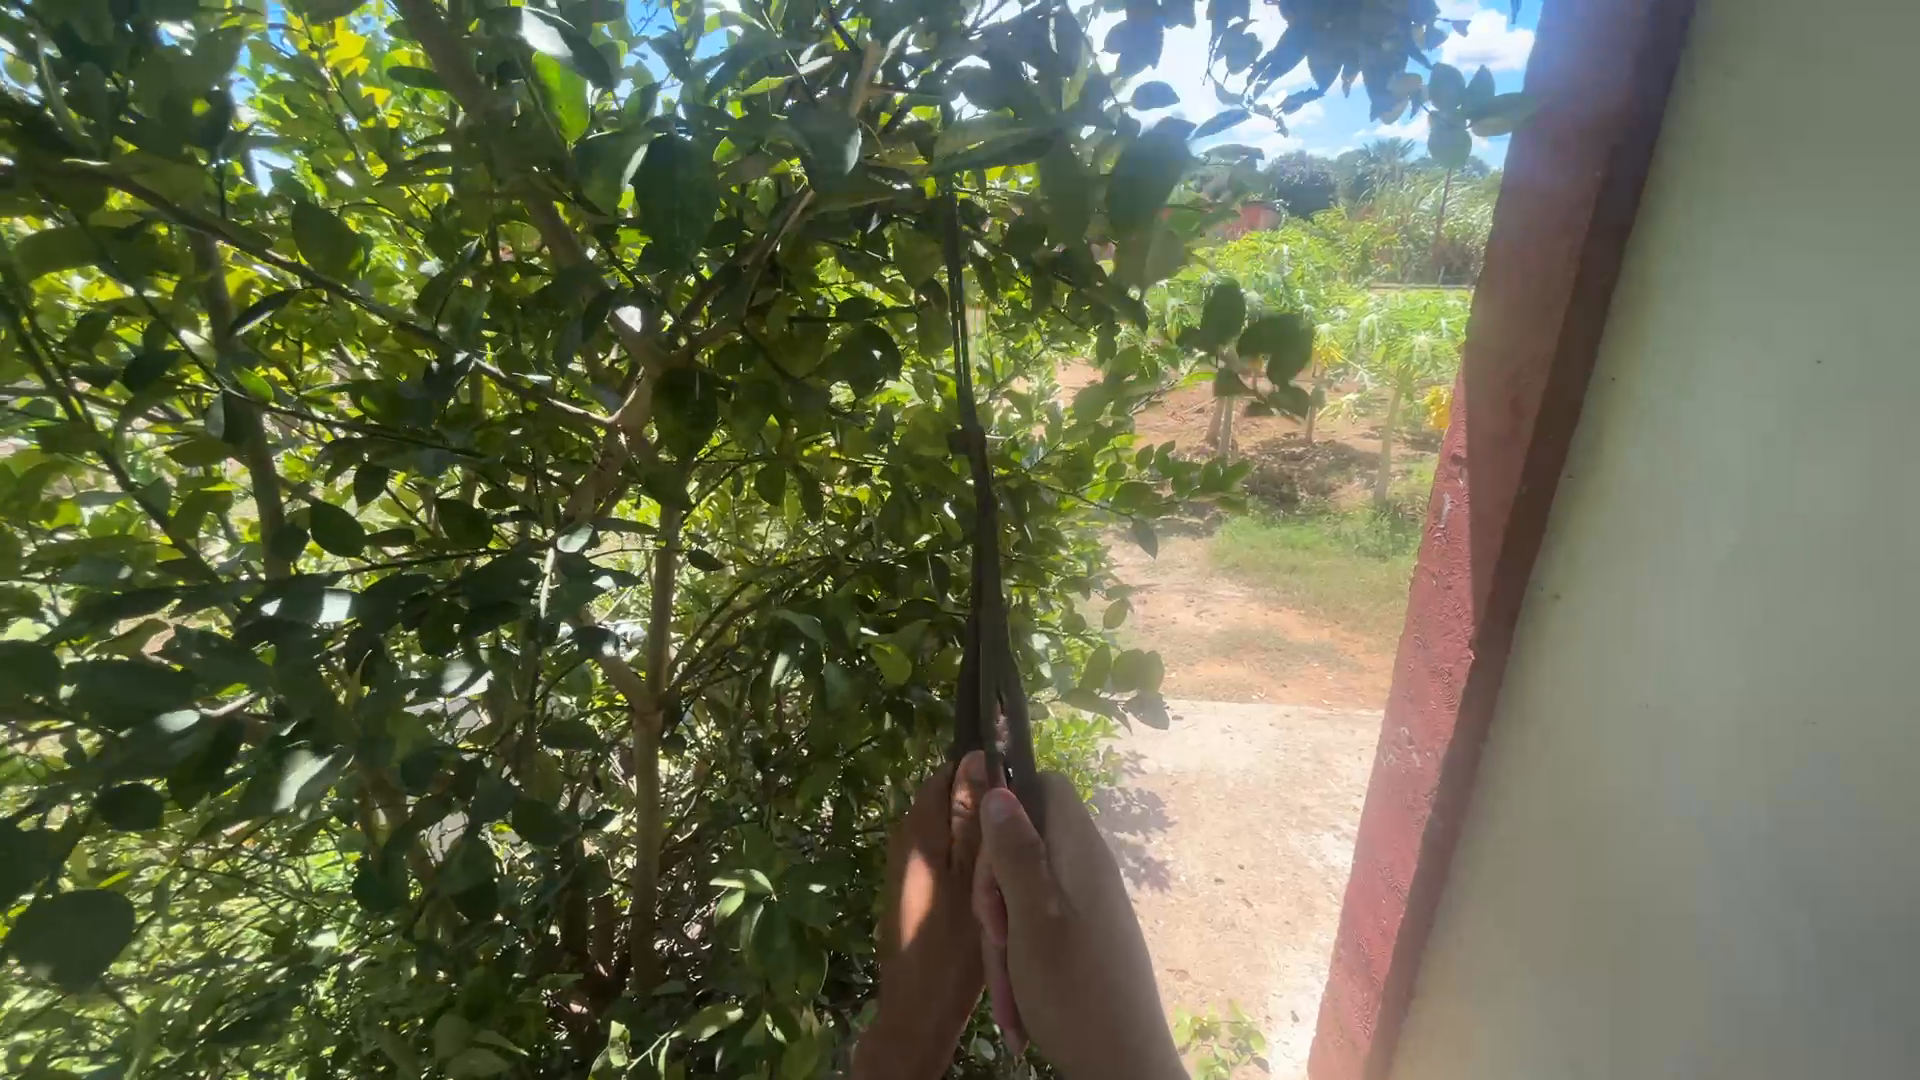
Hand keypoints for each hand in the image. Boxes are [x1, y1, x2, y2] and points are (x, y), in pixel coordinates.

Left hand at [853, 752, 988, 1079]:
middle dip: (982, 810)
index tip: (1015, 797)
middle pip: (948, 801)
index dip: (982, 776)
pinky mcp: (912, 884)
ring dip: (977, 838)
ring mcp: (906, 862)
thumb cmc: (952, 945)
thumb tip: (976, 758)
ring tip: (1009, 859)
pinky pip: (944, 853)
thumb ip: (972, 818)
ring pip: (949, 829)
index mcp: (917, 828)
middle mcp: (905, 836)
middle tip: (1018, 835)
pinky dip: (967, 860)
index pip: (947, 773)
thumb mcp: (972, 876)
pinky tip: (991, 881)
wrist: (917, 1012)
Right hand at [973, 775, 1184, 1079]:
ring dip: (1004, 930)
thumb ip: (1015, 850)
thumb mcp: (1031, 916)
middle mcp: (1085, 866)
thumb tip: (1000, 789)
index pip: (1047, 785)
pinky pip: (1039, 923)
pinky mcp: (1083, 935)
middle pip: (1026, 840)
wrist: (1125, 1069)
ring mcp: (1086, 902)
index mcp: (1078, 848)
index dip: (1012, 800)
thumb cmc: (1074, 988)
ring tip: (1005, 980)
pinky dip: (1021, 953)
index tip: (987, 848)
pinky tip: (1017, 999)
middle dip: (996, 884)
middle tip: (992, 930)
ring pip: (1025, 889)